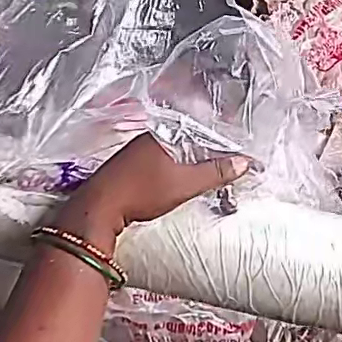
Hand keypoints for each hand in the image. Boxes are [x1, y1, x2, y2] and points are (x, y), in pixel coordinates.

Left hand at [59, 134, 247, 246]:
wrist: (99, 208)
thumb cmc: (140, 192)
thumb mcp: (185, 184)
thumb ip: (215, 172)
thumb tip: (242, 162)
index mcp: (164, 133)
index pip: (202, 133)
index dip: (222, 146)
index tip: (239, 158)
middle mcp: (150, 137)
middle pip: (188, 141)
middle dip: (209, 153)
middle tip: (230, 166)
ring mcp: (138, 152)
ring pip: (174, 152)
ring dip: (192, 163)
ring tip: (211, 175)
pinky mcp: (130, 167)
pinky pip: (162, 162)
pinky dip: (177, 169)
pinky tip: (181, 181)